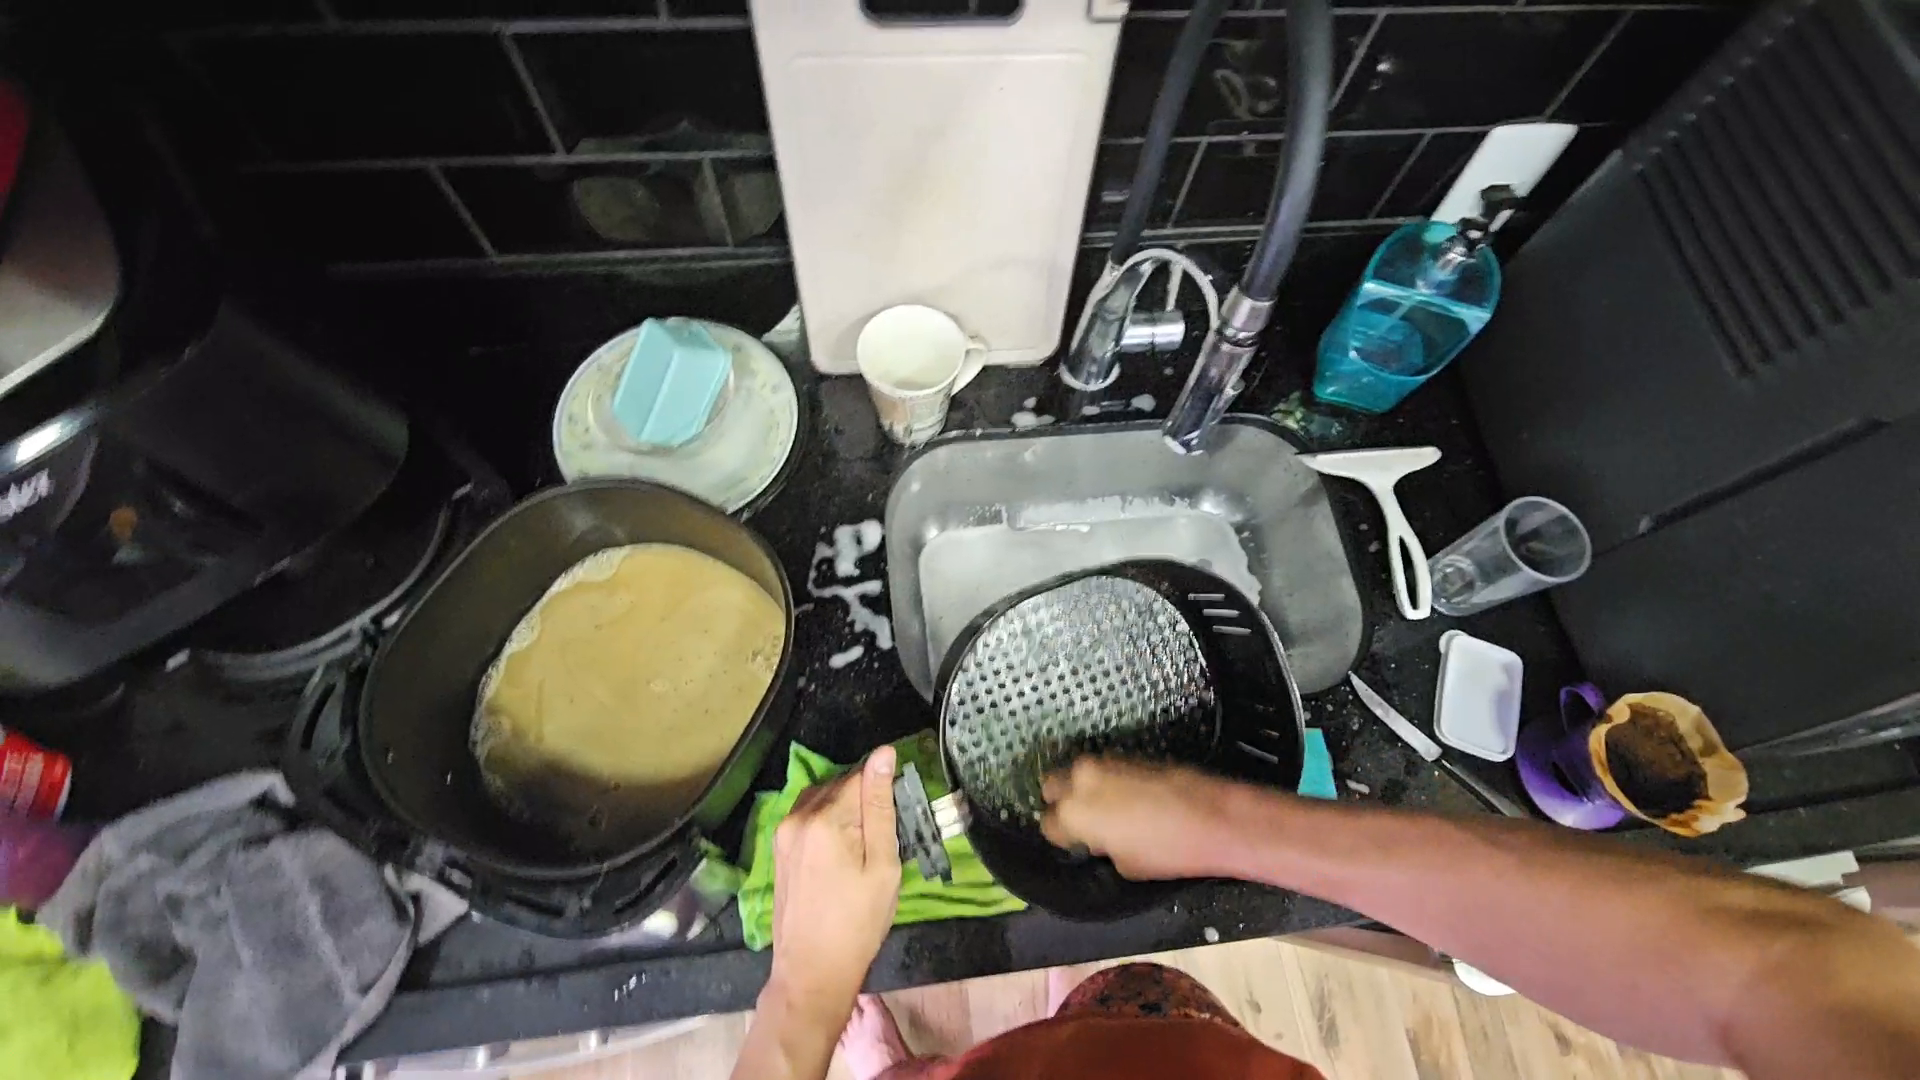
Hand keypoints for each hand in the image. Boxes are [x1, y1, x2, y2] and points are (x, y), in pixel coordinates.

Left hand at [766, 746, 899, 1009]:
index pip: (861, 776)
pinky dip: (827, 821)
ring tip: (863, 844)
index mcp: (825, 818)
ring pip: (822, 798)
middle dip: (863, 799)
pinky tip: (841, 850)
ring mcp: (783, 833)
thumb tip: (884, 754)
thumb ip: (881, 805)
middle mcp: (798, 817)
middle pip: (839, 785)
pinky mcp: (778, 848)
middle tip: (883, 836)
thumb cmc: (858, 922)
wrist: (812, 972)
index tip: (897, 813)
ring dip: (844, 808)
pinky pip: (807, 816)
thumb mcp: (882, 864)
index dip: (883, 790)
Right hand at [1040, 757, 1249, 880]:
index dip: (1061, 836)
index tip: (1075, 843)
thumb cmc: (1167, 850)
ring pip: (1078, 773)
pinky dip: (1106, 780)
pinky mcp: (1126, 754)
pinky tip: (1127, 796)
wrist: (1211, 814)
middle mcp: (1081, 780)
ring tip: (1106, 807)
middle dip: (1061, 801)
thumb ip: (1100, 846)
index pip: (1047, 823)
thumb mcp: (1125, 864)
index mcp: (1074, 813)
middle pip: (1052, 786)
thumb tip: (1098, 839)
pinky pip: (1104, 768)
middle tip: (1082, 820)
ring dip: (1084, 788)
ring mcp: (1104, 762)